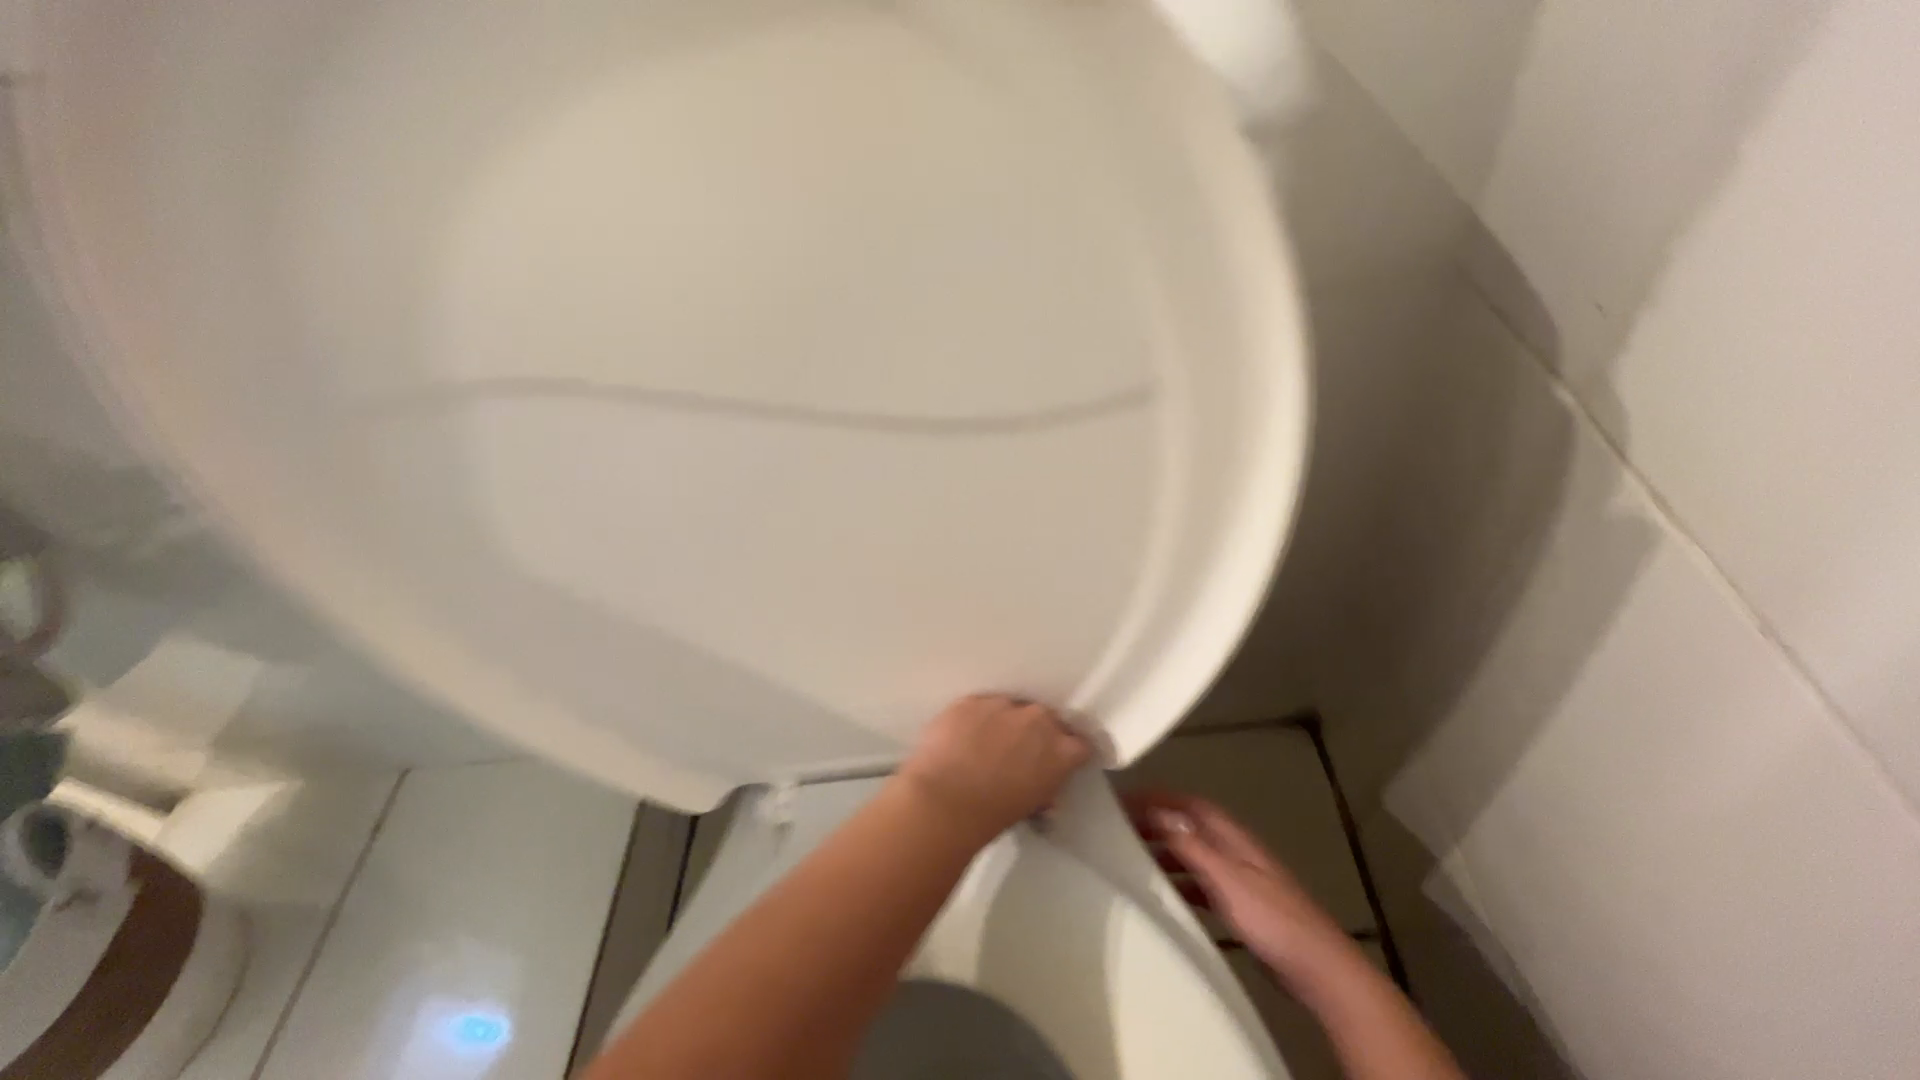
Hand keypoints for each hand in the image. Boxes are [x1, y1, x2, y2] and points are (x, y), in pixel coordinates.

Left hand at [895, 694, 1090, 841]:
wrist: (945, 801)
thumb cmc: (992, 815)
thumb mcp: (1032, 805)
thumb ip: (1044, 787)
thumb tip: (1041, 789)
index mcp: (1062, 750)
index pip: (1080, 744)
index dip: (1067, 753)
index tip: (1056, 761)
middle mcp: (1038, 719)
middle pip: (1046, 719)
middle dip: (1035, 733)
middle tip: (1017, 752)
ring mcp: (1004, 705)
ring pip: (1011, 708)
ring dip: (1004, 722)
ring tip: (985, 743)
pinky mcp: (972, 700)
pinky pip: (980, 706)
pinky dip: (975, 719)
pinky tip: (962, 737)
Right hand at [1127, 790, 1349, 980]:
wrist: (1317, 968)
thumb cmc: (1271, 919)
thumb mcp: (1226, 878)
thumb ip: (1191, 845)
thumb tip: (1156, 812)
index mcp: (1234, 838)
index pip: (1190, 805)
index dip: (1159, 798)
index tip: (1124, 801)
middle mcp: (1235, 852)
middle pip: (1190, 827)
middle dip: (1157, 823)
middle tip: (1118, 830)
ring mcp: (1239, 880)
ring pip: (1194, 856)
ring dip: (1166, 853)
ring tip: (1130, 860)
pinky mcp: (1240, 907)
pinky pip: (1201, 884)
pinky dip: (1180, 883)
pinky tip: (1163, 896)